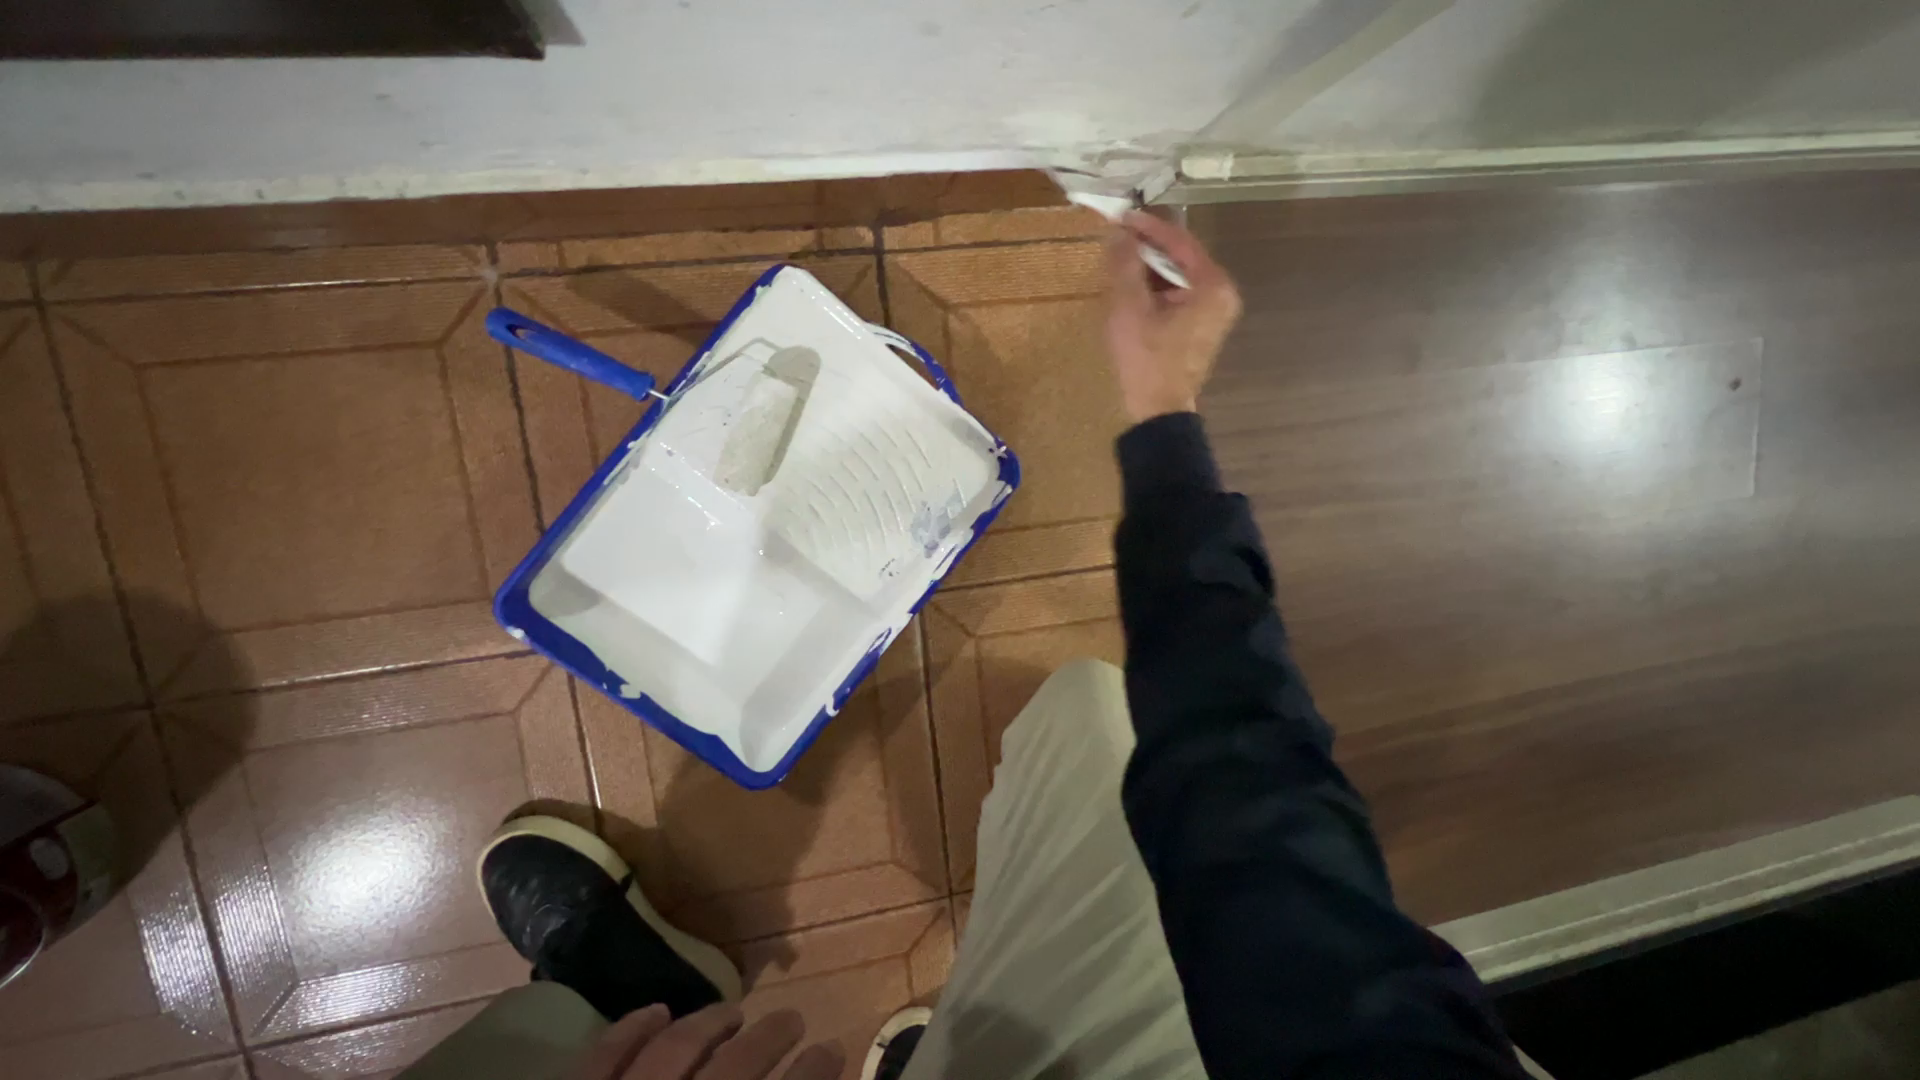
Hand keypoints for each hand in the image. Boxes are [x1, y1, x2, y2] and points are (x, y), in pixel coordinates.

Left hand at [570, 1004, 843, 1079]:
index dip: (812, 1073)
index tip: (835, 1050)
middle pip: (736, 1067)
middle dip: (773, 1036)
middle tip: (794, 1019)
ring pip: (675, 1047)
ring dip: (710, 1021)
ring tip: (734, 1011)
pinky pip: (601, 1058)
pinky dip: (629, 1029)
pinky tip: (655, 1011)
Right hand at [1104, 211, 1241, 422]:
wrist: (1157, 412)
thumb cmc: (1146, 360)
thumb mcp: (1129, 308)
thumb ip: (1125, 264)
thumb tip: (1119, 230)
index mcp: (1213, 286)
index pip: (1181, 242)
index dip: (1149, 228)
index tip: (1121, 217)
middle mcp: (1221, 296)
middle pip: (1181, 259)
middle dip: (1149, 248)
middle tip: (1117, 237)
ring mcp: (1212, 315)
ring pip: (1177, 279)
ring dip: (1149, 270)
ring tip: (1118, 261)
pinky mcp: (1199, 330)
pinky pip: (1177, 297)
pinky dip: (1155, 290)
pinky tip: (1130, 290)